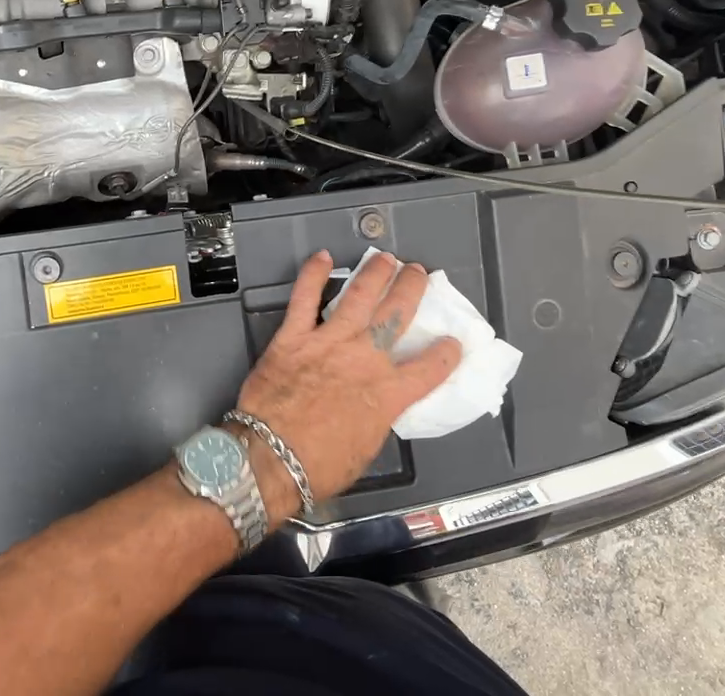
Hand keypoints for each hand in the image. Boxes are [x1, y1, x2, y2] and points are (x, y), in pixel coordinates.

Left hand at [234, 250, 461, 520]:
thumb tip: (375, 406)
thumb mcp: (367, 448)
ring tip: (386, 260)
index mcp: (388, 394)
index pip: (429, 368)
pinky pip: (304, 298)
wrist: (272, 458)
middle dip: (412, 289)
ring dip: (375, 275)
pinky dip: (312, 275)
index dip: (445, 354)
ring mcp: (328, 343)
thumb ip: (377, 418)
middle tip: (418, 273)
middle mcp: (364, 360)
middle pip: (397, 315)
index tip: (453, 343)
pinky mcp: (293, 337)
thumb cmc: (320, 465)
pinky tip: (321, 258)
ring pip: (359, 297)